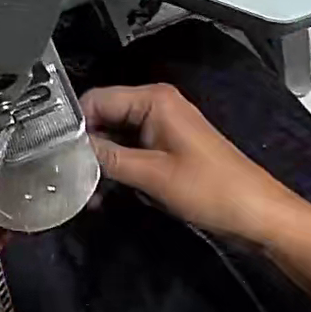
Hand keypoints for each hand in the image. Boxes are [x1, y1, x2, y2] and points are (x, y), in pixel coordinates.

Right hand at [81, 83, 310, 245]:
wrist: (257, 213)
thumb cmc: (210, 188)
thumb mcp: (153, 175)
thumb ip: (108, 158)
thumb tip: (69, 150)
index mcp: (153, 99)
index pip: (97, 98)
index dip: (74, 124)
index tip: (53, 153)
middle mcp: (154, 104)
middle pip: (103, 116)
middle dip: (84, 146)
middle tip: (63, 177)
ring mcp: (160, 125)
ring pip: (114, 136)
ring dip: (98, 162)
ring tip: (81, 193)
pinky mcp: (164, 147)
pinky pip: (129, 150)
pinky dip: (115, 168)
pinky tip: (102, 194)